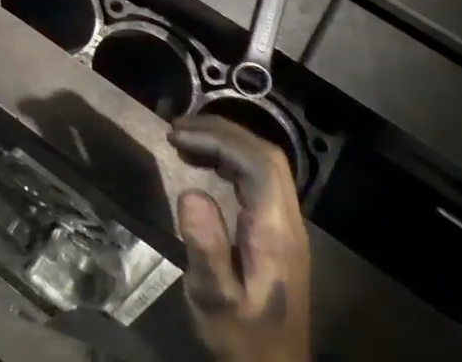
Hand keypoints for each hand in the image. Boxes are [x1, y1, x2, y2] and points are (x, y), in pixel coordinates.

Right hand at [169, 116, 312, 361]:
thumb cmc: (239, 333)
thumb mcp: (214, 295)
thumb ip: (205, 246)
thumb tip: (190, 192)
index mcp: (274, 233)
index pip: (259, 165)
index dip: (219, 139)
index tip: (175, 135)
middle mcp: (287, 223)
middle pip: (268, 157)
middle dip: (222, 131)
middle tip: (175, 128)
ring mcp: (284, 226)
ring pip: (265, 165)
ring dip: (225, 142)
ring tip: (181, 139)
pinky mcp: (274, 231)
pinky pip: (258, 180)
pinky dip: (228, 159)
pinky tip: (199, 164)